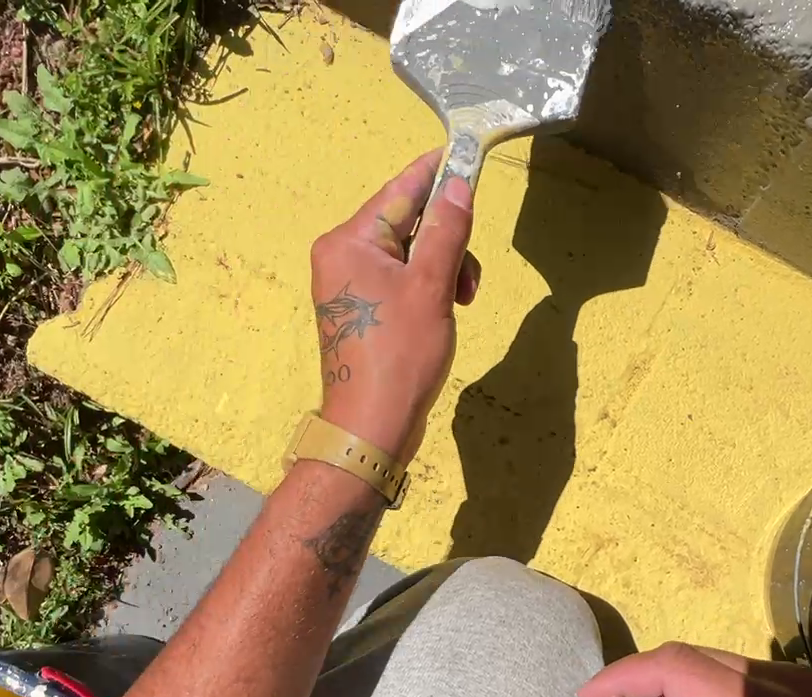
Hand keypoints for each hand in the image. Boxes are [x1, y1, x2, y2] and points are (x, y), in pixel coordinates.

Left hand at [309, 150, 480, 464]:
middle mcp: (341, 256)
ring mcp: (348, 286)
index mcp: (349, 241)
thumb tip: (459, 183)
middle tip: (470, 279)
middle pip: (406, 224)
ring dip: (442, 271)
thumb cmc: (401, 355)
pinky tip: (443, 313)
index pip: (401, 190)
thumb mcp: (431, 288)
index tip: (467, 154)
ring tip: (461, 303)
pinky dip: (426, 290)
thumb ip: (448, 231)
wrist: (372, 426)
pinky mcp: (359, 312)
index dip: (438, 173)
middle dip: (447, 243)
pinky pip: (399, 282)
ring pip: (408, 256)